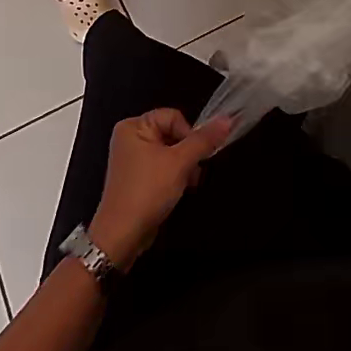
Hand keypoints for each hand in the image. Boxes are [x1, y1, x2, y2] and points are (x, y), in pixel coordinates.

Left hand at [87, 109, 235, 267]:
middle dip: (187, 153)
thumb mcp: (180, 163)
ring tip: (187, 184)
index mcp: (134, 126)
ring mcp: (133, 159)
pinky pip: (163, 167)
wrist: (123, 234)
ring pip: (171, 152)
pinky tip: (179, 190)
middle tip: (192, 173)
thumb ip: (204, 140)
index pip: (173, 116)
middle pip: (172, 134)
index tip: (194, 156)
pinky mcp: (138, 177)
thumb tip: (227, 119)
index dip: (188, 134)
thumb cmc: (148, 191)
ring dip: (184, 167)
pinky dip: (174, 176)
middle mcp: (130, 138)